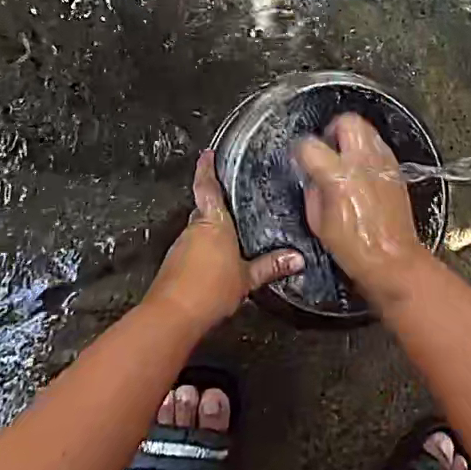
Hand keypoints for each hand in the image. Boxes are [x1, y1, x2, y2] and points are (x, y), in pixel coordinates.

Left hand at [147, 150, 304, 328]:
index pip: (206, 186)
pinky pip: (192, 250)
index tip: (207, 154)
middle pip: (203, 209)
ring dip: (210, 233)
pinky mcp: (174, 265)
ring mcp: (181, 247)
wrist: (173, 315)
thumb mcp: (247, 278)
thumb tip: (297, 258)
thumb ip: (270, 266)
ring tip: (229, 238)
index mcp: (213, 222)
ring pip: (198, 231)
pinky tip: (215, 264)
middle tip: (231, 202)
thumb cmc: (210, 289)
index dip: (206, 168)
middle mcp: (194, 229)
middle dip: (215, 206)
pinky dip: (203, 252)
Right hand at [294, 114, 432, 302]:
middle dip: (332, 129)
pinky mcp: (396, 169)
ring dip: (351, 137)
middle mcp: (363, 162)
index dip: (301, 150)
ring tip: (344, 156)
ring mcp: (383, 163)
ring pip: (366, 128)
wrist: (393, 260)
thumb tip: (313, 176)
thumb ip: (313, 190)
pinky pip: (379, 146)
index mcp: (338, 176)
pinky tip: (361, 169)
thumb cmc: (354, 248)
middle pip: (347, 121)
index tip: (300, 157)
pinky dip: (366, 150)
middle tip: (326, 146)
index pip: (310, 145)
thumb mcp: (318, 222)